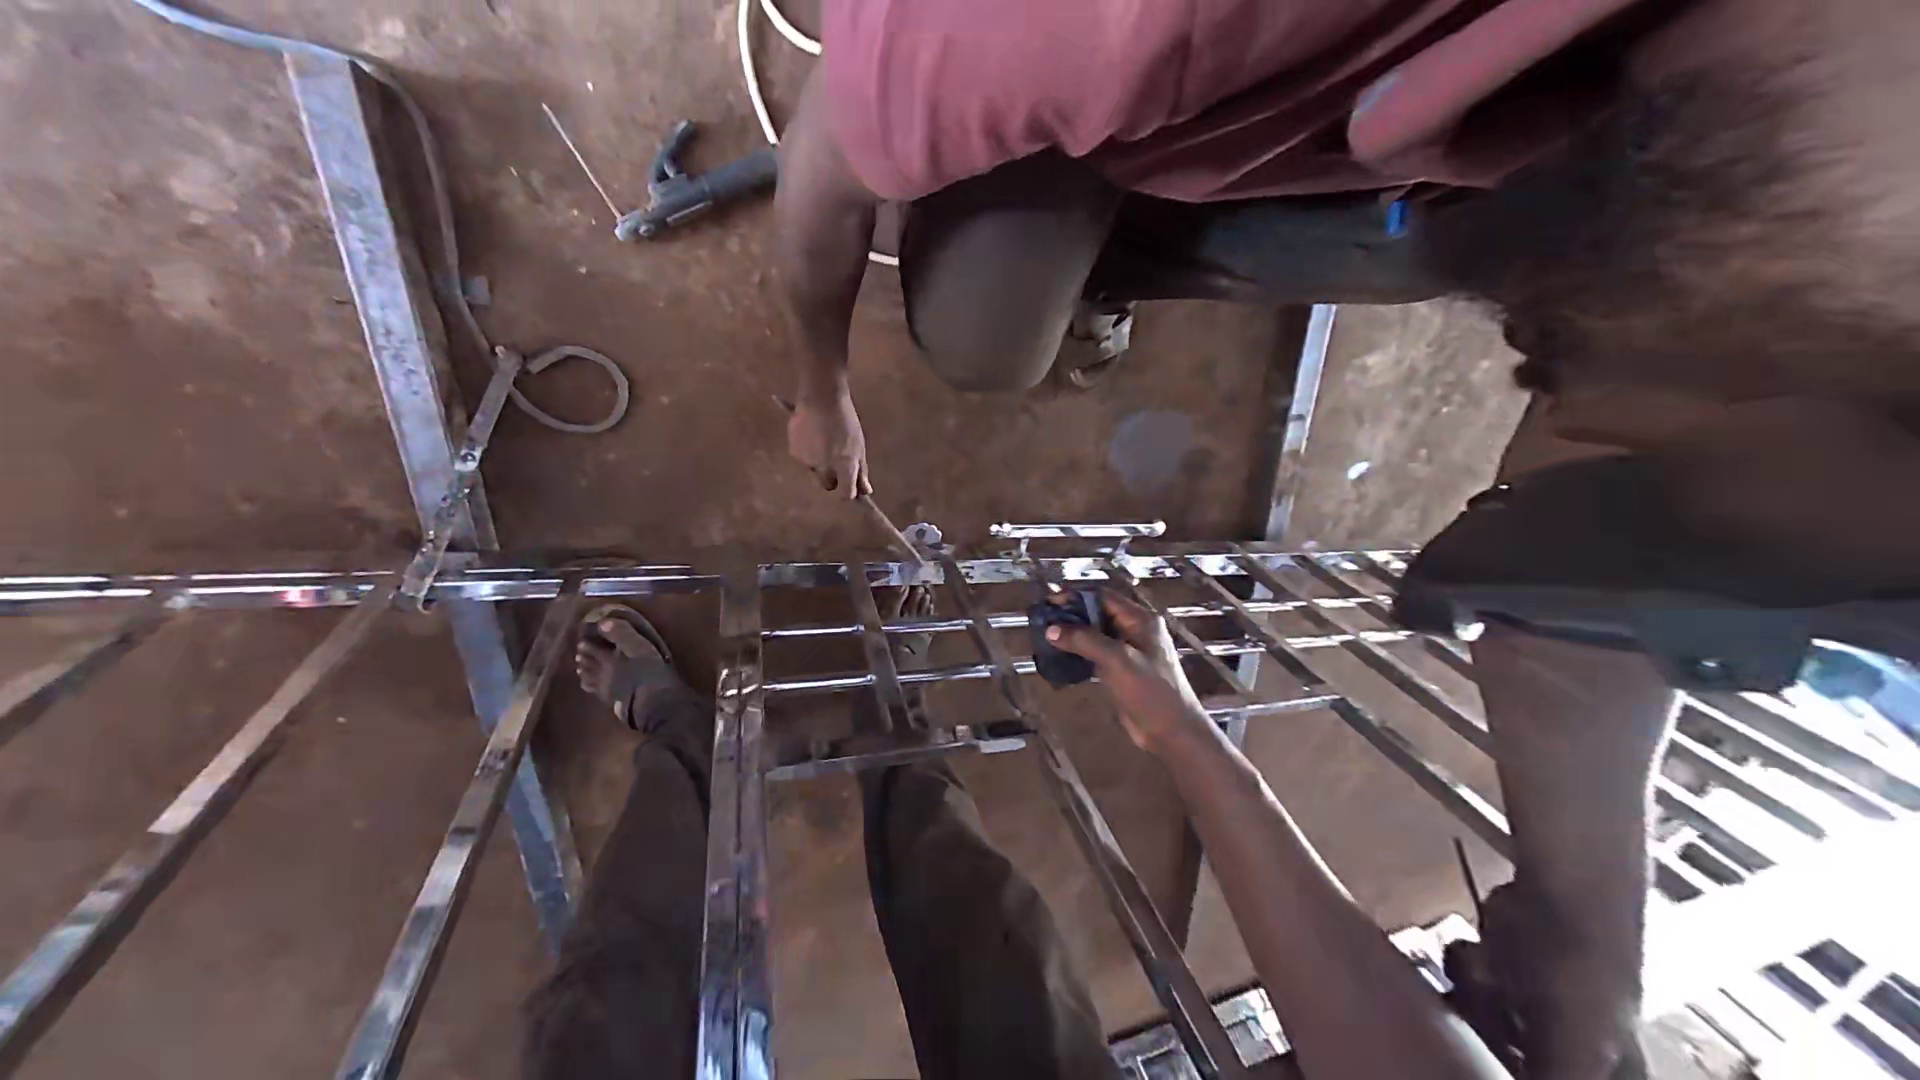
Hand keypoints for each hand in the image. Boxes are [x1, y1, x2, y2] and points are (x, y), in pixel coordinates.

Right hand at [787, 389, 869, 496]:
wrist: (821, 397)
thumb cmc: (845, 420)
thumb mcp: (858, 446)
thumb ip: (861, 470)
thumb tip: (865, 491)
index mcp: (845, 464)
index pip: (846, 494)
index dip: (848, 494)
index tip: (849, 489)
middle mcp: (826, 466)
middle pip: (827, 486)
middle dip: (831, 479)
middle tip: (835, 462)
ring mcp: (808, 460)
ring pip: (814, 471)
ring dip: (819, 463)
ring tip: (823, 441)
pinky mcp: (794, 452)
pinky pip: (803, 460)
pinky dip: (807, 453)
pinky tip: (811, 436)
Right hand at [1045, 590, 1211, 751]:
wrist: (1172, 732)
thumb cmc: (1150, 691)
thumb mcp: (1117, 660)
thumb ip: (1084, 640)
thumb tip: (1051, 629)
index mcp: (1140, 620)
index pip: (1103, 597)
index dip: (1075, 596)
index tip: (1049, 603)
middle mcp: (1135, 630)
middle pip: (1098, 613)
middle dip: (1071, 615)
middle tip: (1044, 621)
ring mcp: (1129, 651)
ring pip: (1096, 634)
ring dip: (1073, 634)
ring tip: (1047, 637)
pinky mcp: (1122, 670)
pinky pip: (1096, 653)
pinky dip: (1079, 652)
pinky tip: (1061, 656)